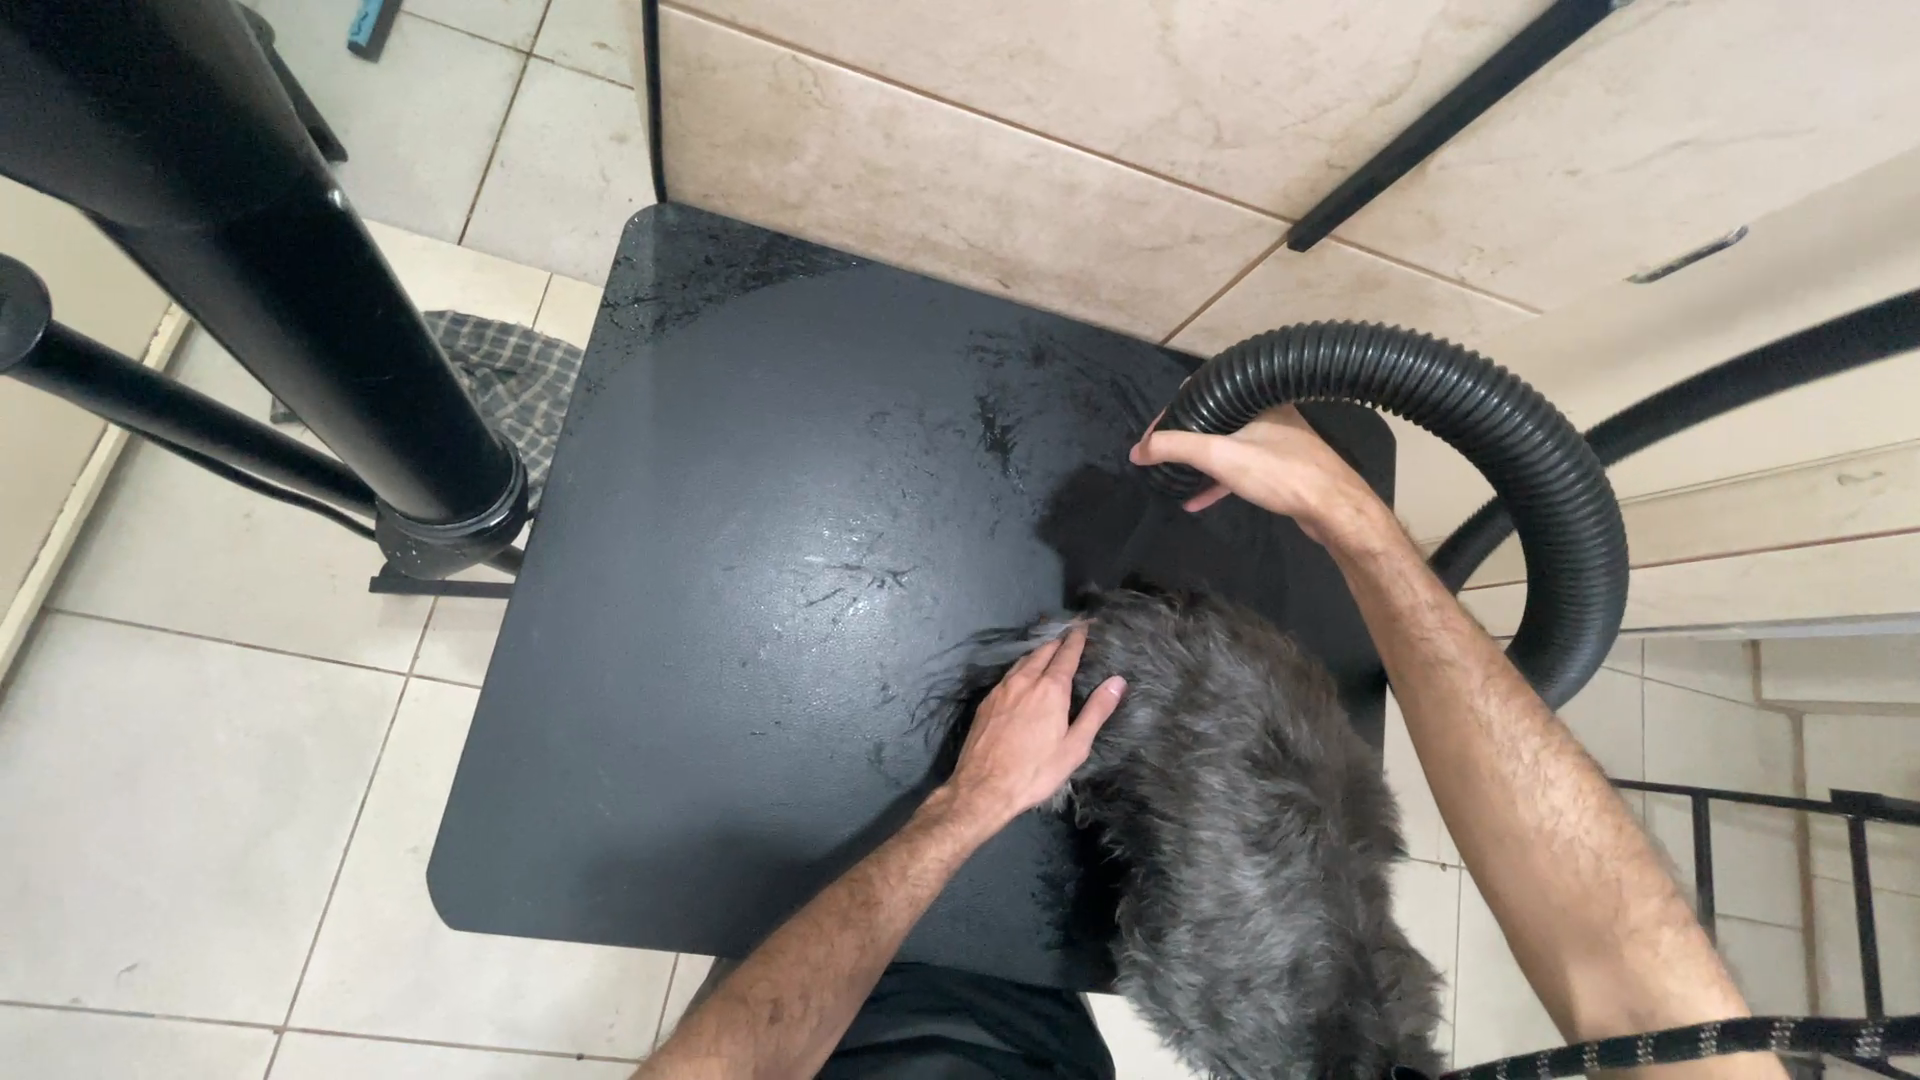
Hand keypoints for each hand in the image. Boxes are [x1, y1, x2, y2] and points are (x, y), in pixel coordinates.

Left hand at [941, 625, 1125, 830]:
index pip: (1066, 654)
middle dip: (1058, 641)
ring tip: (1049, 651)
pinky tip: (1023, 676)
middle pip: (1043, 652)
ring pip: (1023, 661)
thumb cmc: (1036, 770)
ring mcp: (1002, 689)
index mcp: (1050, 689)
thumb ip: (1096, 711)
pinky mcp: (987, 701)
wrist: (984, 786)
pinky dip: (1021, 667)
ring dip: (1038, 652)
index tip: (1084, 625)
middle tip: (1069, 636)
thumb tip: (1118, 681)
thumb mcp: (1075, 746)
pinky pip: (1008, 674)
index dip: (1077, 638)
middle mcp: (1024, 680)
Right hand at [1128, 405, 1384, 547]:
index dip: (1172, 411)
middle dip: (1183, 437)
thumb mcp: (1220, 456)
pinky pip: (1239, 467)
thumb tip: (1136, 450)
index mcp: (1255, 397)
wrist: (1334, 509)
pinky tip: (1196, 500)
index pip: (1203, 391)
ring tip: (1172, 474)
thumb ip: (1175, 448)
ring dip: (1198, 460)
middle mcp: (1266, 412)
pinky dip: (1216, 480)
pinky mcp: (1280, 467)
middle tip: (1158, 453)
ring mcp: (1275, 440)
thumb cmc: (1279, 473)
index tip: (1151, 435)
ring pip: (1226, 444)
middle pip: (1213, 418)